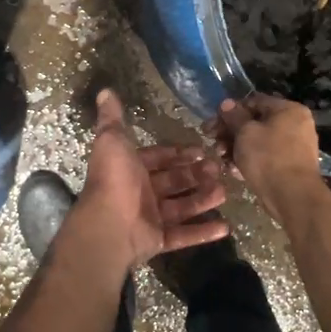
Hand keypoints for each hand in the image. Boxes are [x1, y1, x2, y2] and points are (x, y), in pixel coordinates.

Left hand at [73, 90, 231, 263]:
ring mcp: (150, 218)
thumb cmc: (114, 180)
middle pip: (174, 182)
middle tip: (219, 169)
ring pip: (182, 207)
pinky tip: (225, 227)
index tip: (201, 150)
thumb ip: (112, 118)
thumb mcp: (112, 141)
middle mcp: (140, 192)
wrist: (108, 224)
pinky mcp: (158, 240)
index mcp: (131, 169)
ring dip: (204, 200)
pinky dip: (203, 232)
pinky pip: (183, 235)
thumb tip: (105, 91)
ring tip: (225, 193)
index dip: (179, 154)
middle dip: (197, 175)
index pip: (159, 158)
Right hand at [205, 94, 323, 217]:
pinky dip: (249, 161)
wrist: (293, 196)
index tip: (212, 124)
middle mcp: (295, 124)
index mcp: (289, 110)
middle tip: (212, 142)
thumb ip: (234, 116)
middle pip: (255, 122)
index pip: (254, 101)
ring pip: (259, 141)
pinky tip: (234, 170)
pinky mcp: (289, 166)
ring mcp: (294, 146)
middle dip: (230, 132)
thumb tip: (226, 103)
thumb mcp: (245, 132)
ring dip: (236, 148)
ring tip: (221, 158)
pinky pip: (265, 157)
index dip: (230, 111)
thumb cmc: (268, 157)